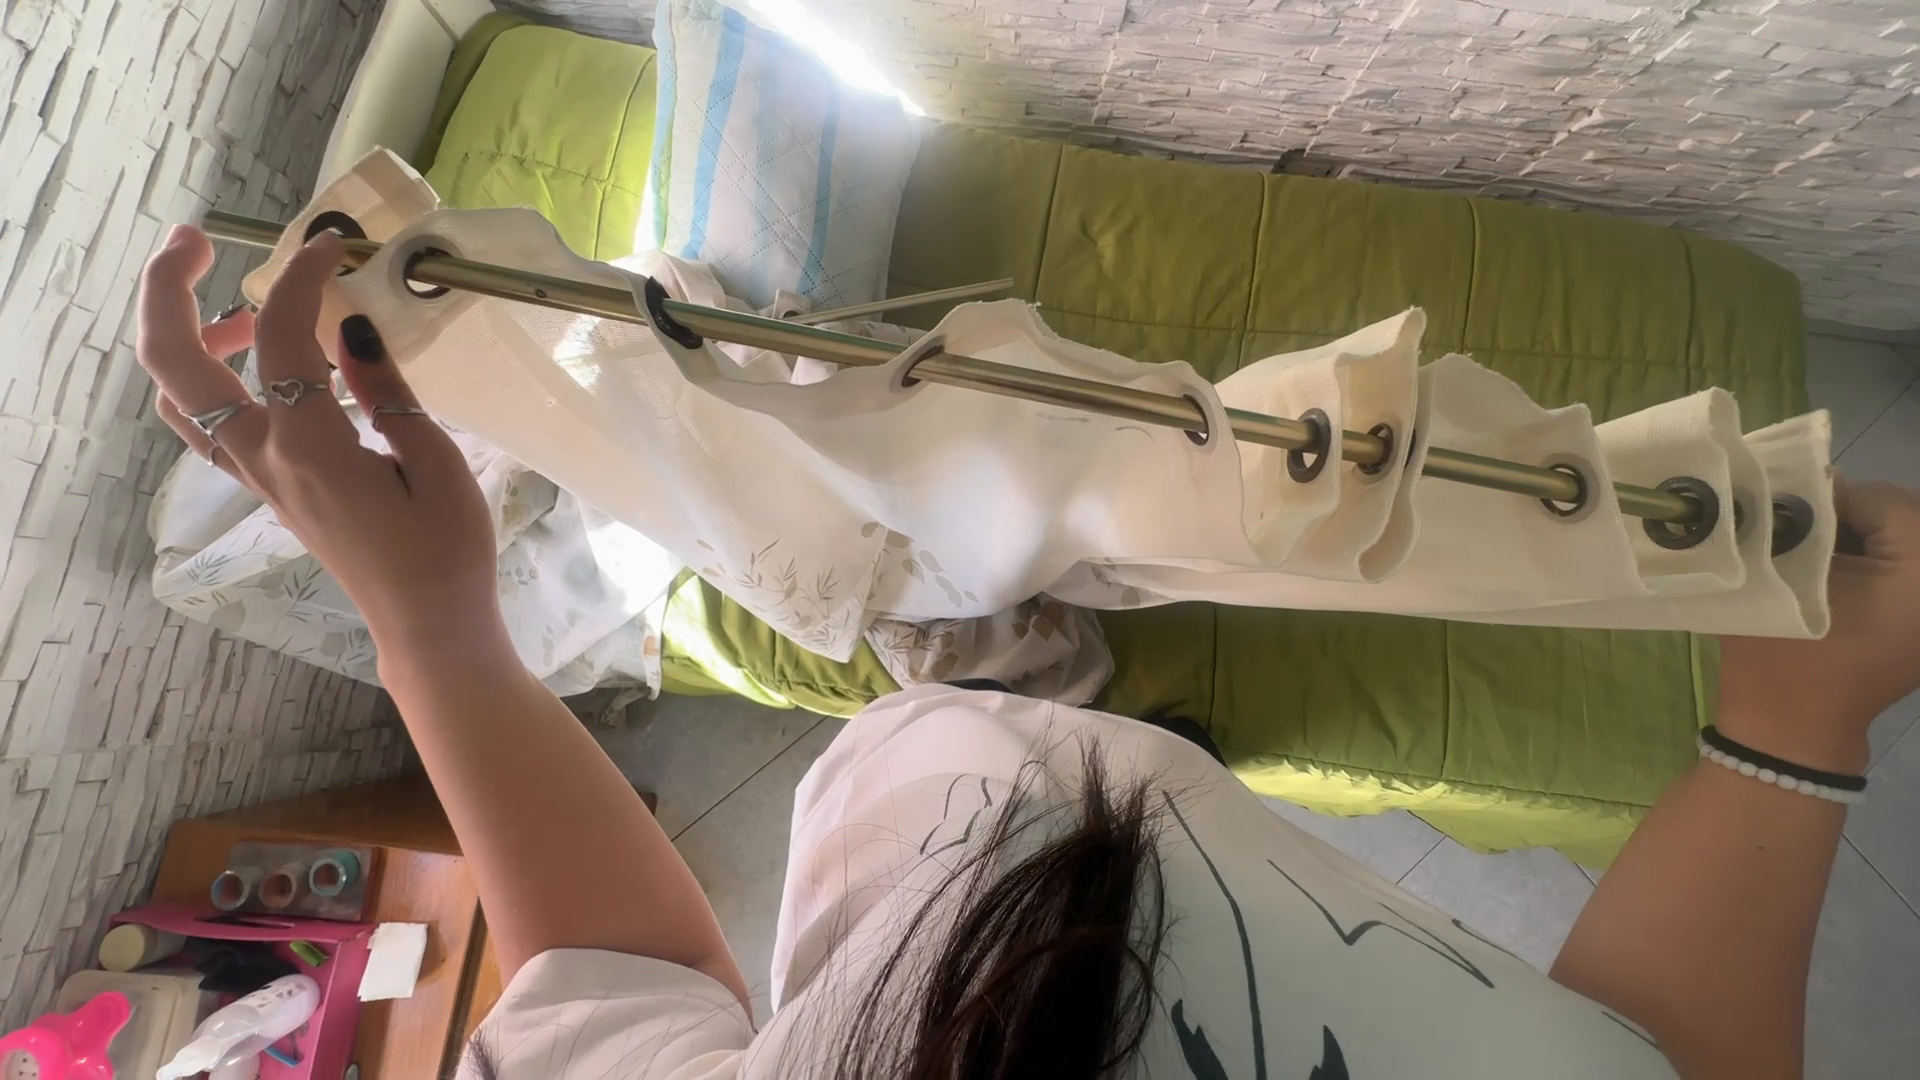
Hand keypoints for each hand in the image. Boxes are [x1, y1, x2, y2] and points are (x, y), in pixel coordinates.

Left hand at [138, 225, 507, 665]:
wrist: (427, 615)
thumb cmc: (447, 547)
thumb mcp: (437, 466)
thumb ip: (390, 396)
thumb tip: (353, 333)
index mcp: (309, 446)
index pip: (287, 341)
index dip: (302, 281)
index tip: (334, 245)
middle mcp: (262, 456)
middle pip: (174, 360)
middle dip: (171, 288)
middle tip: (202, 243)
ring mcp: (258, 476)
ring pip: (177, 395)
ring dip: (187, 339)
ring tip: (245, 314)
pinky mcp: (271, 490)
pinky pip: (207, 425)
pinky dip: (213, 383)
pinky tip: (264, 377)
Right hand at [1717, 478, 1919, 772]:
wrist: (1793, 718)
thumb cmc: (1785, 649)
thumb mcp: (1783, 579)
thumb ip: (1798, 527)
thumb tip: (1798, 489)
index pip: (1886, 503)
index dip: (1827, 498)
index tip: (1774, 510)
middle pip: (1899, 518)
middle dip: (1841, 516)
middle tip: (1784, 528)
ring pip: (1897, 541)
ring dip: (1850, 537)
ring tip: (1800, 552)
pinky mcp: (1919, 617)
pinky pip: (1897, 568)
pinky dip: (1862, 561)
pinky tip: (1822, 576)